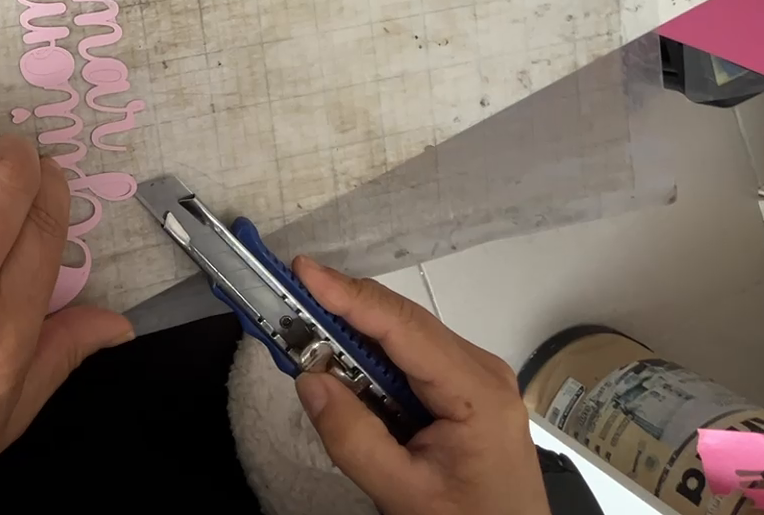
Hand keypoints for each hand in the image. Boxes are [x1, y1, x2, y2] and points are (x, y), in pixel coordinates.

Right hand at [290, 257, 549, 514]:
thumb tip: (308, 377)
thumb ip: (355, 440)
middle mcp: (477, 367)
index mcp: (476, 391)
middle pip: (397, 320)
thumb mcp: (406, 495)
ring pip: (397, 331)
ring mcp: (470, 372)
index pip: (402, 326)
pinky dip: (363, 350)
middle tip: (286, 300)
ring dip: (348, 330)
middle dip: (339, 307)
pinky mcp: (457, 383)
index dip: (349, 295)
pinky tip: (338, 358)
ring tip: (302, 329)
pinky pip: (402, 351)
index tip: (302, 271)